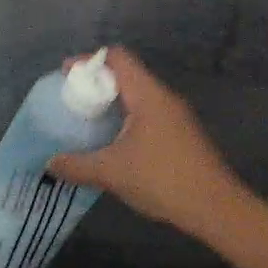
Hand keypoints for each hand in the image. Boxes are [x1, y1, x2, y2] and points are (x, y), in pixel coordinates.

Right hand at [46, 47, 248, 232]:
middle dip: (97, 82)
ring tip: (87, 119)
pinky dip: (126, 118)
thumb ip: (76, 165)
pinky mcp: (182, 136)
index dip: (89, 61)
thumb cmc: (162, 179)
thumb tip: (49, 163)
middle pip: (127, 75)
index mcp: (148, 96)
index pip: (118, 59)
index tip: (65, 75)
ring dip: (112, 102)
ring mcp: (177, 118)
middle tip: (71, 99)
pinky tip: (113, 141)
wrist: (217, 209)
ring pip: (138, 96)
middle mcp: (164, 99)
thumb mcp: (111, 172)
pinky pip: (148, 114)